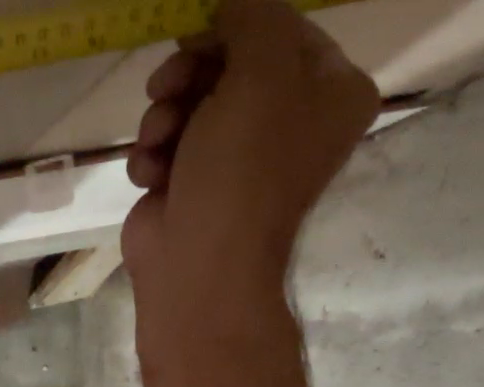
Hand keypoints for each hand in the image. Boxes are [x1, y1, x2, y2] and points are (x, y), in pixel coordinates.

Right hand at [122, 0, 378, 308]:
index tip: (195, 34)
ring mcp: (237, 157)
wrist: (198, 263)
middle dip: (187, 76)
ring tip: (157, 142)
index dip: (233, 29)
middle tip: (164, 88)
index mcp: (331, 92)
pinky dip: (152, 156)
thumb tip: (231, 2)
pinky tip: (152, 175)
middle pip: (229, 66)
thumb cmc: (242, 168)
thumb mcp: (261, 71)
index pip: (281, 31)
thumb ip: (253, 18)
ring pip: (188, 106)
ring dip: (162, 118)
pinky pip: (166, 147)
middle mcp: (290, 122)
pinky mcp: (191, 184)